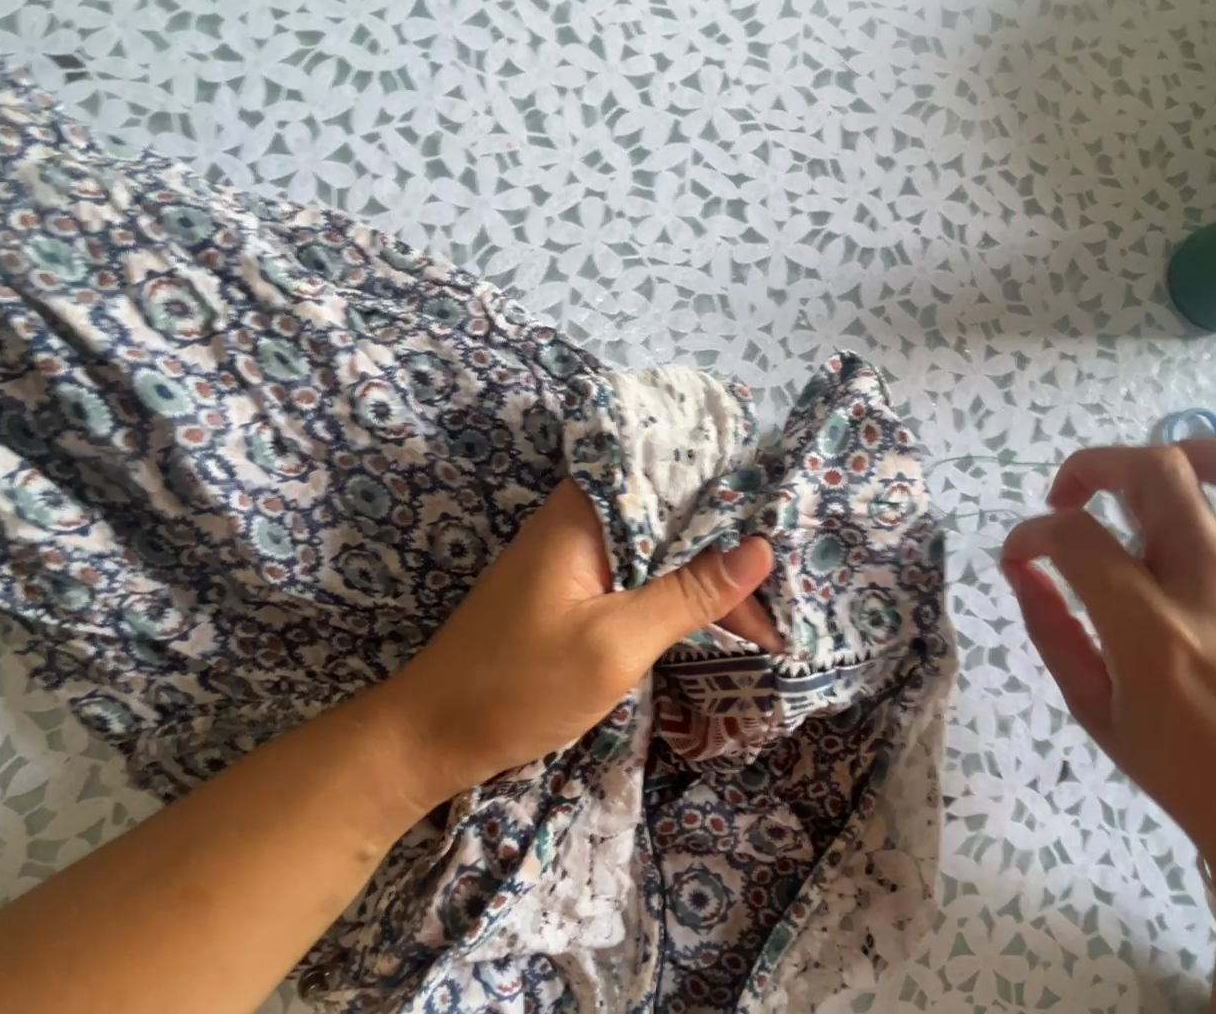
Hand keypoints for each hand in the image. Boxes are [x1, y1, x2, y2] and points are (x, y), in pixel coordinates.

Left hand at [377, 479, 779, 806]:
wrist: (430, 738)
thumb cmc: (519, 686)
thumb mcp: (615, 643)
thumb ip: (689, 593)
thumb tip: (760, 548)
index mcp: (583, 513)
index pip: (671, 477)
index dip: (730, 497)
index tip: (784, 526)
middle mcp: (578, 520)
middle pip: (669, 515)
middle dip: (726, 547)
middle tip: (782, 584)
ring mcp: (573, 555)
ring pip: (658, 549)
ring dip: (704, 577)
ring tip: (763, 612)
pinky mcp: (571, 588)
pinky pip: (637, 575)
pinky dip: (675, 595)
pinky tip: (712, 616)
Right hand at [1001, 442, 1215, 939]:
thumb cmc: (1180, 772)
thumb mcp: (1092, 709)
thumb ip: (1051, 630)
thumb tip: (1021, 569)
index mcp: (1151, 631)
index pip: (1075, 539)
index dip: (1030, 534)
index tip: (1019, 554)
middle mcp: (1213, 590)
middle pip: (1158, 474)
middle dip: (1094, 465)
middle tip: (1070, 498)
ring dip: (1190, 455)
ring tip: (1153, 482)